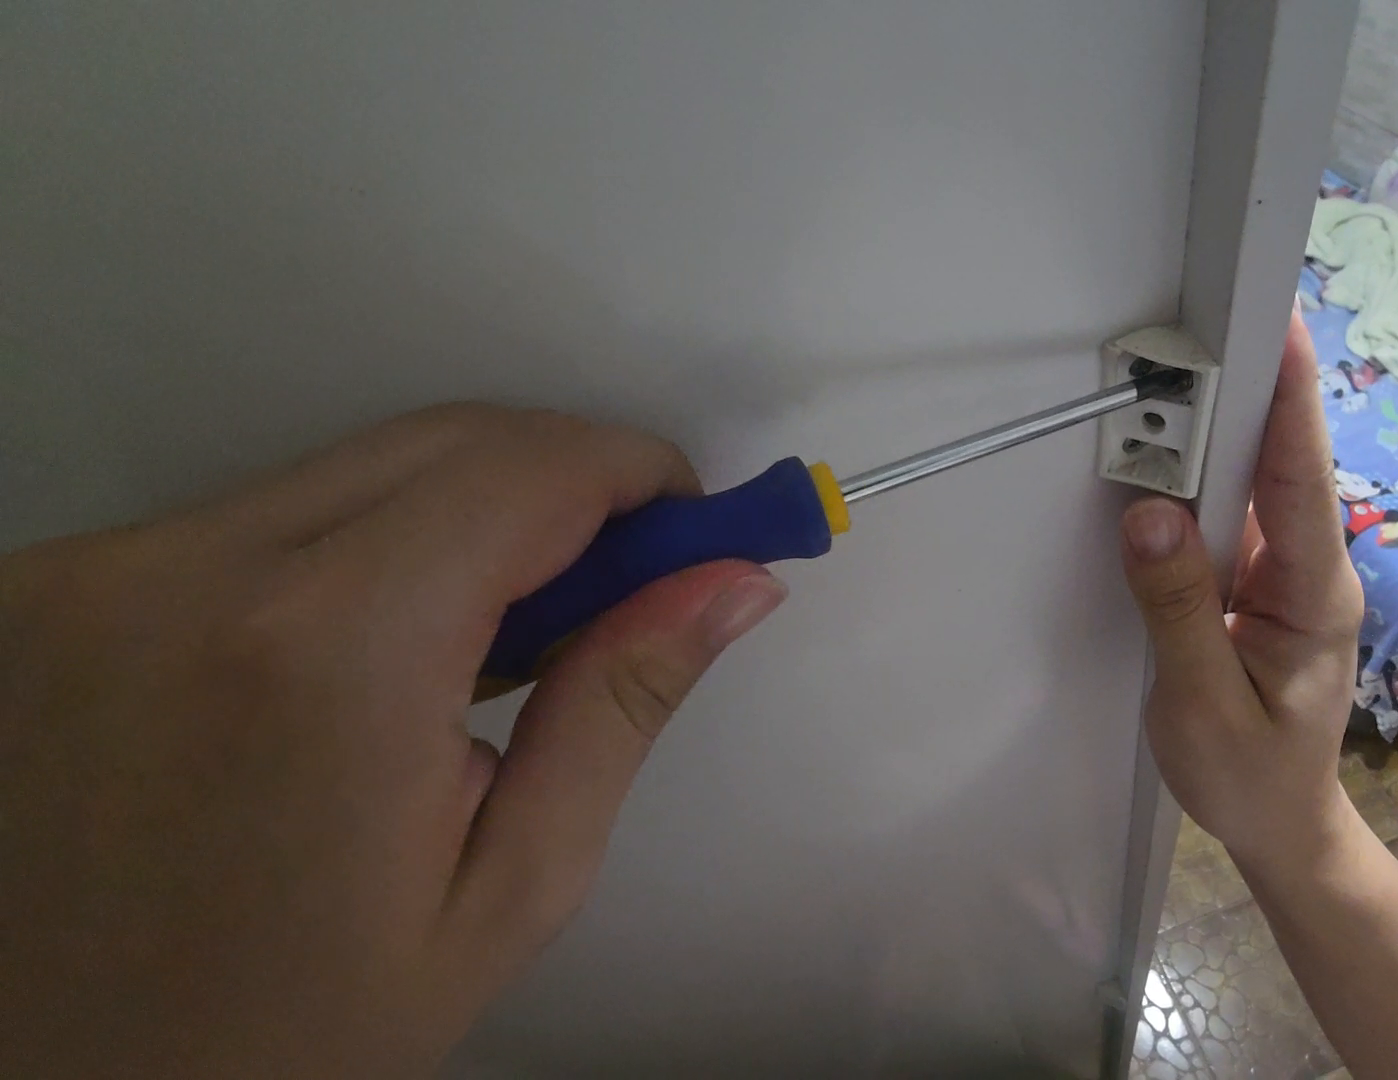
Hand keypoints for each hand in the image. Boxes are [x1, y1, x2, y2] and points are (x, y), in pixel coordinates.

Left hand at [0, 404, 786, 1076]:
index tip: (695, 529)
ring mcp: (94, 568)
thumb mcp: (519, 879)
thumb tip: (738, 583)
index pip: (530, 470)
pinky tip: (411, 635)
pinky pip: (292, 505)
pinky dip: (396, 534)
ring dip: (491, 508)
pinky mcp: (56, 580)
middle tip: (635, 574)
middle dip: (579, 480)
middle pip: (458, 440)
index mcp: (329, 654)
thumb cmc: (310, 1022)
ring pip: (378, 462)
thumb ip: (625, 702)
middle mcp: (187, 571)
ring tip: (524, 623)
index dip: (638, 471)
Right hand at [1119, 313, 1364, 865]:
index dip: (1288, 398)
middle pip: (1278, 463)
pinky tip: (1160, 457)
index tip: (1274, 324)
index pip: (1301, 478)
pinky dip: (1192, 480)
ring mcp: (1280, 571)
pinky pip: (1224, 516)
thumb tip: (1147, 516)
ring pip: (1248, 485)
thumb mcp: (1205, 703)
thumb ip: (1178, 609)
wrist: (1282, 822)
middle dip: (1244, 392)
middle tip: (1201, 328)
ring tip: (1170, 377)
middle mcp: (1306, 566)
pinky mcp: (1252, 582)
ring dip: (1211, 430)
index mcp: (1312, 591)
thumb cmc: (1251, 775)